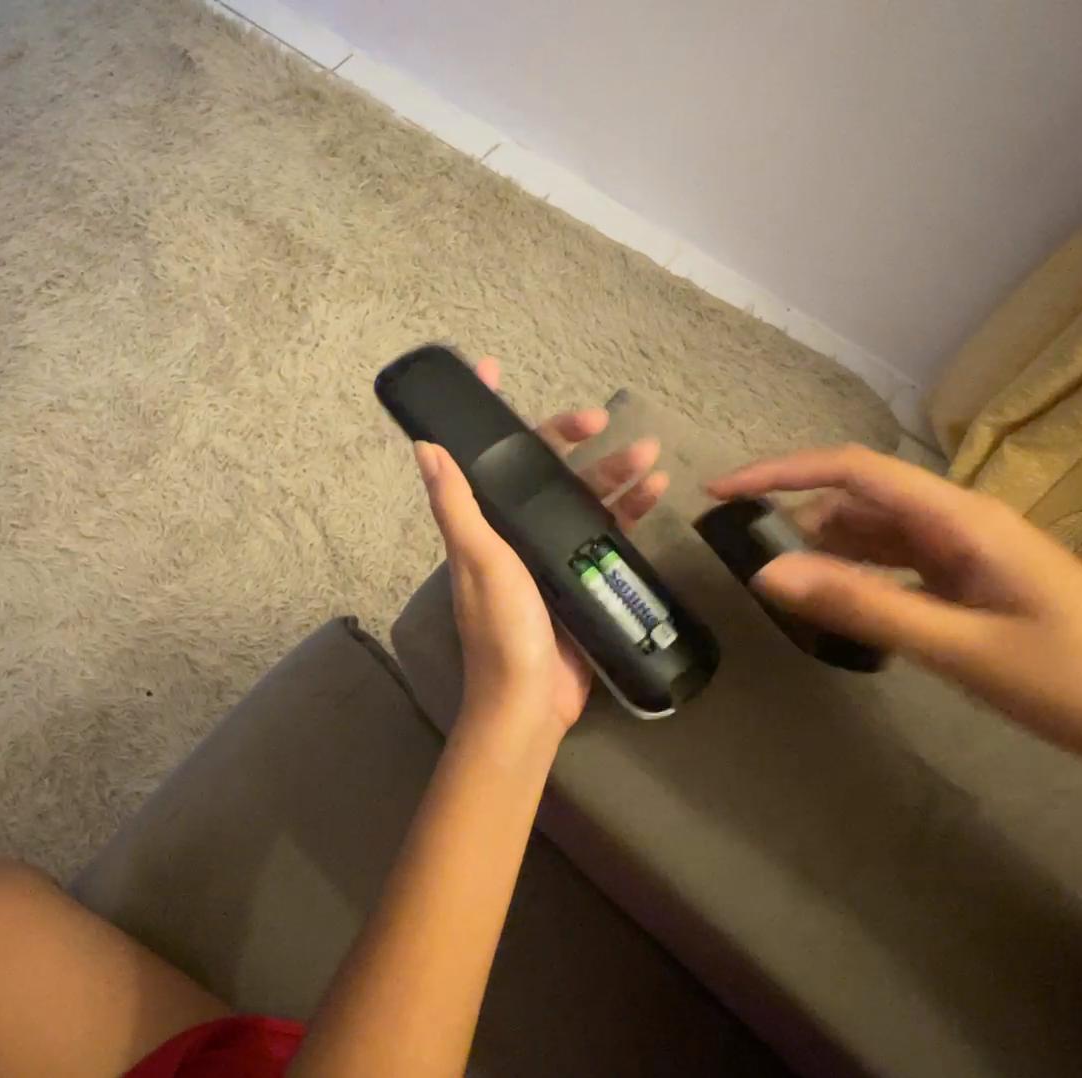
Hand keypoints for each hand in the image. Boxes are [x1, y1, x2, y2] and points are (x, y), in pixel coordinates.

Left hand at [416, 357, 668, 737]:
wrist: (532, 702)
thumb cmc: (501, 627)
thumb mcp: (478, 560)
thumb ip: (456, 505)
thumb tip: (425, 445)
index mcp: (483, 523)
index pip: (484, 457)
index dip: (488, 416)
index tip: (496, 371)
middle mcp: (514, 530)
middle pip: (542, 469)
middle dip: (568, 437)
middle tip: (600, 417)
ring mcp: (550, 553)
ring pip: (581, 496)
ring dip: (611, 471)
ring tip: (647, 454)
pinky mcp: (581, 576)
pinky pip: (606, 532)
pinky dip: (629, 510)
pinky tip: (655, 494)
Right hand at [709, 444, 1081, 774]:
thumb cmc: (1081, 683)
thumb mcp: (962, 648)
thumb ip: (861, 607)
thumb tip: (765, 574)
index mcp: (962, 520)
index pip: (854, 471)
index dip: (779, 473)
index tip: (718, 494)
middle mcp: (959, 524)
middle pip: (855, 500)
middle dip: (791, 518)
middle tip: (739, 559)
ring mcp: (964, 554)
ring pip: (870, 534)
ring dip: (820, 550)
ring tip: (776, 587)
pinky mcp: (967, 583)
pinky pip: (891, 565)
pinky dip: (851, 577)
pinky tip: (830, 605)